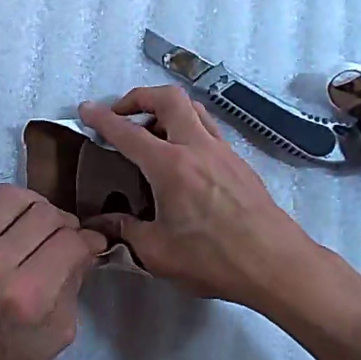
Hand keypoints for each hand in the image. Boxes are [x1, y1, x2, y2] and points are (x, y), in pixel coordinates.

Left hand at [0, 185, 107, 359]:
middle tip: (64, 240)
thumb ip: (75, 283)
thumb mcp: (59, 333)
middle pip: (46, 214)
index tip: (90, 248)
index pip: (70, 242)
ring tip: (38, 225)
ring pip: (14, 197)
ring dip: (35, 206)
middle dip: (65, 224)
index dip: (87, 242)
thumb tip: (88, 243)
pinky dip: (4, 200)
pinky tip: (12, 219)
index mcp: (28, 297)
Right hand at [77, 86, 326, 311]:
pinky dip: (190, 128)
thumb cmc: (213, 259)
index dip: (102, 118)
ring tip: (153, 132)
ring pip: (194, 108)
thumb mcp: (158, 252)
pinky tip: (184, 158)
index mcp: (171, 166)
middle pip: (168, 98)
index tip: (86, 110)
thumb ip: (125, 232)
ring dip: (168, 109)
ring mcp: (223, 151)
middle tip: (123, 115)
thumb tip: (100, 225)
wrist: (274, 263)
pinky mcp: (240, 162)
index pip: (128, 132)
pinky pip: (210, 129)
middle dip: (139, 97)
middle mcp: (198, 147)